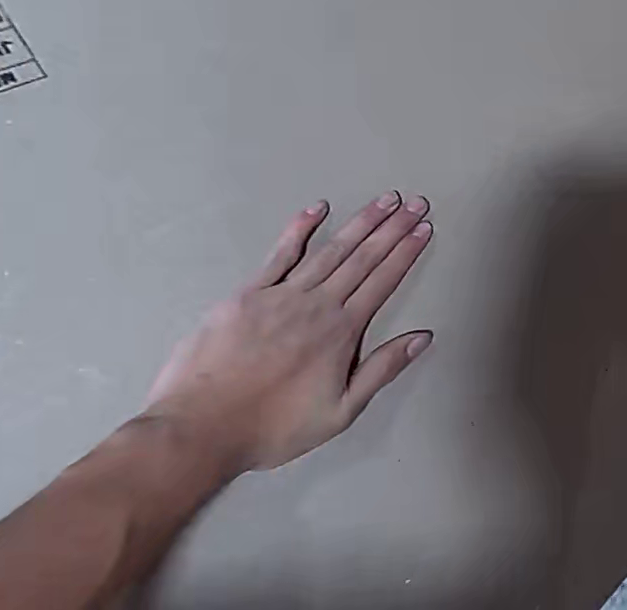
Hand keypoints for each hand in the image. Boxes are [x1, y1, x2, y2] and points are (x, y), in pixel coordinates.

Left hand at [143, 192, 434, 476]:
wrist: (202, 426)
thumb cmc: (273, 426)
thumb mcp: (339, 413)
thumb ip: (382, 369)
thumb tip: (423, 335)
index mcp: (341, 331)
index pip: (383, 281)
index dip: (406, 252)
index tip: (424, 228)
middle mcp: (318, 303)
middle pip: (364, 257)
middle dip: (393, 227)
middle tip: (415, 201)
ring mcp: (283, 293)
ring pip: (332, 249)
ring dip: (361, 222)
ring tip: (384, 200)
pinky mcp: (251, 291)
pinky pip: (281, 253)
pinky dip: (301, 228)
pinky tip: (318, 207)